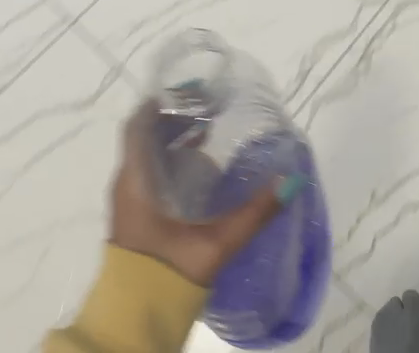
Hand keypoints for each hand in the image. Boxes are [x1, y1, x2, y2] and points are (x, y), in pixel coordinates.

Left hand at [107, 104, 303, 285]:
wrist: (133, 327)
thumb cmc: (166, 275)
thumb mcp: (215, 244)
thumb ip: (253, 214)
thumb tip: (291, 180)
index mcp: (135, 182)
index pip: (138, 125)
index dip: (161, 102)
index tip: (192, 90)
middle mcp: (127, 187)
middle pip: (145, 138)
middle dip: (176, 120)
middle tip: (211, 107)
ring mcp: (129, 206)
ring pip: (148, 159)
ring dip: (174, 142)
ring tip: (210, 133)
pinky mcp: (137, 222)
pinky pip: (151, 177)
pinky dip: (172, 164)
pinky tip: (202, 170)